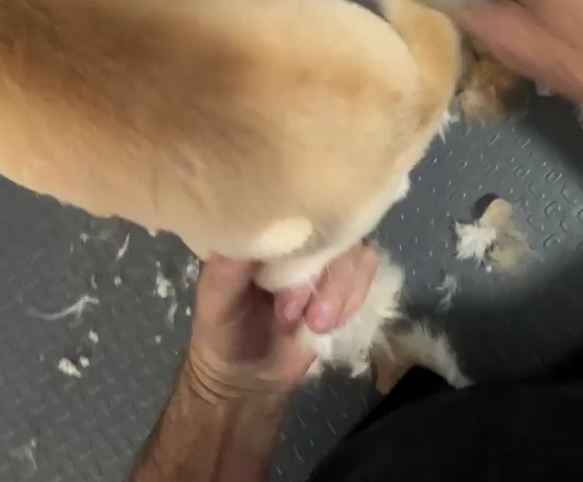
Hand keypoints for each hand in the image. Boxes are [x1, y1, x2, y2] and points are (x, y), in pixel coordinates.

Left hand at [182, 244, 381, 402]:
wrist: (249, 377)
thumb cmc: (223, 330)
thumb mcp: (215, 301)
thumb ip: (228, 269)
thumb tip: (244, 229)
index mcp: (265, 225)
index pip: (296, 204)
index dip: (303, 235)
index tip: (291, 276)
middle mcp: (298, 232)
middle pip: (334, 226)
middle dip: (326, 277)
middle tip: (303, 316)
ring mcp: (323, 254)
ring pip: (356, 249)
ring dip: (340, 292)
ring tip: (314, 325)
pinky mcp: (344, 278)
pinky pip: (367, 270)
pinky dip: (352, 299)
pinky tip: (327, 325)